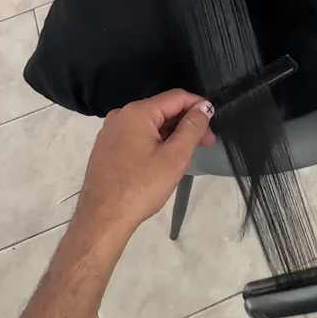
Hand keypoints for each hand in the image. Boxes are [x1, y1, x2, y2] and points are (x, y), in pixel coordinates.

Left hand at [74, 90, 214, 241]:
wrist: (102, 220)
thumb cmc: (141, 188)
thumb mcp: (174, 157)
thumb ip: (192, 128)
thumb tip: (205, 106)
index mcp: (137, 112)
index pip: (176, 97)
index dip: (199, 106)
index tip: (214, 124)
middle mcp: (121, 114)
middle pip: (162, 109)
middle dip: (186, 123)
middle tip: (206, 144)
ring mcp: (111, 131)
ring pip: (150, 123)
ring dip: (171, 134)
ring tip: (187, 154)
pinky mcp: (107, 147)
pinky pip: (137, 135)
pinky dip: (154, 141)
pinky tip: (163, 159)